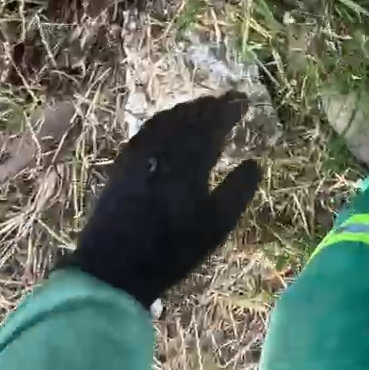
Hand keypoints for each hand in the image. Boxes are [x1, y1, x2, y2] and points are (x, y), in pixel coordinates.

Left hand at [65, 93, 263, 306]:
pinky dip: (166, 120)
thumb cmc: (173, 248)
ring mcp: (141, 151)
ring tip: (202, 110)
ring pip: (169, 118)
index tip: (244, 102)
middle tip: (226, 102)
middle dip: (210, 106)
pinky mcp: (124, 161)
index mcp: (191, 157)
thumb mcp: (216, 225)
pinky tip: (169, 127)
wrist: (114, 267)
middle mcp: (165, 145)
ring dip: (188, 110)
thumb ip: (239, 190)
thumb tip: (254, 162)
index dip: (230, 109)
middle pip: (191, 115)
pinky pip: (149, 128)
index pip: (214, 121)